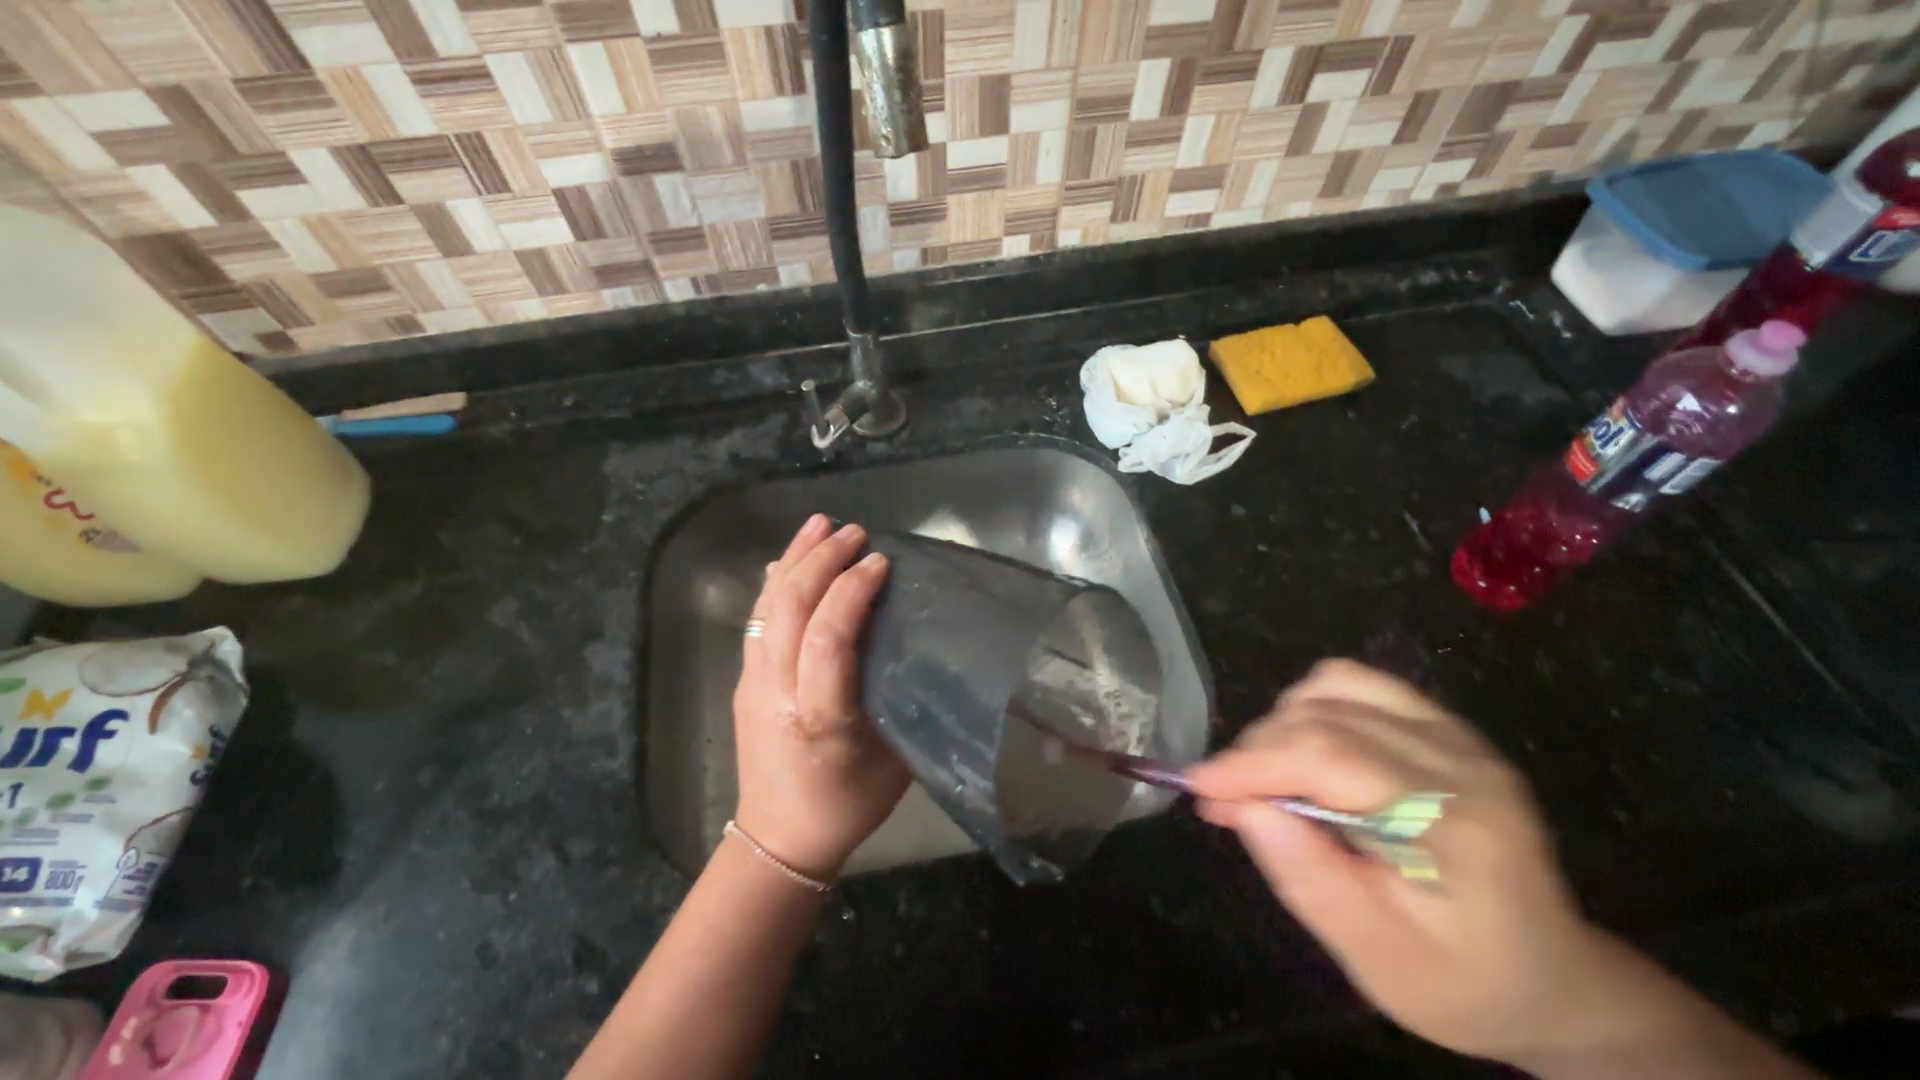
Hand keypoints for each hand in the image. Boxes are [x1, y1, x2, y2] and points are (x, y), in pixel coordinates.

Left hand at [732, 515, 908, 881]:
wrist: (779, 838)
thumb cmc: (847, 804)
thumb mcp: (893, 758)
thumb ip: (896, 696)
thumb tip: (904, 637)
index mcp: (817, 714)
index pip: (828, 636)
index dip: (853, 591)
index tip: (882, 562)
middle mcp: (776, 690)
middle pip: (789, 609)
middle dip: (822, 560)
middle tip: (855, 532)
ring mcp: (752, 683)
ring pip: (767, 607)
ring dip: (794, 560)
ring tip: (820, 525)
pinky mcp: (743, 681)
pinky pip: (758, 620)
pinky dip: (775, 584)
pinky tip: (787, 562)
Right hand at [1186, 660, 1658, 1066]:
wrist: (1553, 982)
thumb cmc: (1464, 986)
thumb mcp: (1380, 958)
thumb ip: (1311, 878)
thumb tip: (1244, 807)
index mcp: (1453, 820)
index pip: (1331, 756)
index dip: (1254, 763)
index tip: (1199, 787)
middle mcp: (1461, 760)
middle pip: (1327, 715)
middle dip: (1258, 750)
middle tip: (1222, 803)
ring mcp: (1458, 737)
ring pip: (1339, 688)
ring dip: (1282, 726)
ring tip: (1264, 782)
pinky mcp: (1448, 732)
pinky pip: (1363, 687)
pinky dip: (1314, 709)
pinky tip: (1304, 754)